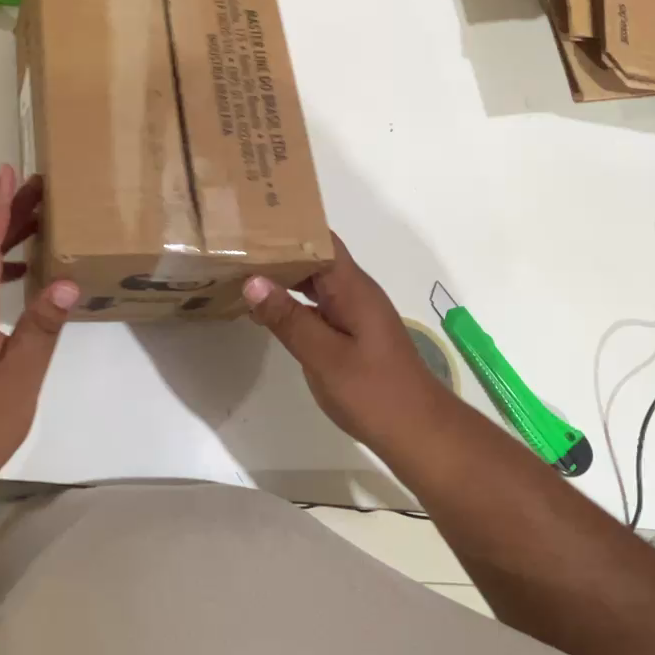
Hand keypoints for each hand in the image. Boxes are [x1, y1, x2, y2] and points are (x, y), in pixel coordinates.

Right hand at [244, 234, 452, 457]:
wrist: (419, 433)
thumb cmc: (374, 393)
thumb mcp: (324, 357)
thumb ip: (288, 318)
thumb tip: (252, 280)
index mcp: (352, 287)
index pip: (319, 239)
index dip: (287, 226)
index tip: (250, 222)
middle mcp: (355, 291)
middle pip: (314, 256)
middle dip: (277, 249)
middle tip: (234, 246)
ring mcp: (355, 312)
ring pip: (315, 281)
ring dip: (283, 276)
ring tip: (241, 272)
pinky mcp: (352, 332)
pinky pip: (318, 304)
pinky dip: (292, 301)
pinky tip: (266, 311)